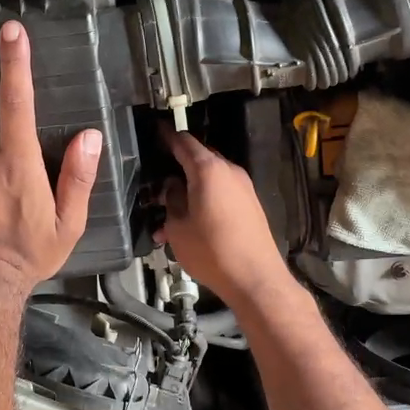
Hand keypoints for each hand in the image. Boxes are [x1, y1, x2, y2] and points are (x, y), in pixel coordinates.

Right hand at [155, 125, 291, 306]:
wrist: (255, 278)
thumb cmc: (211, 250)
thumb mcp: (178, 226)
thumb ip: (172, 199)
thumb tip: (172, 186)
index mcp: (208, 169)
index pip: (183, 141)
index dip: (166, 136)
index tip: (153, 131)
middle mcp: (228, 170)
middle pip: (198, 158)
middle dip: (176, 167)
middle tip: (156, 183)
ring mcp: (243, 187)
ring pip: (209, 179)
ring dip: (189, 190)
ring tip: (168, 217)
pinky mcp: (250, 204)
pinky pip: (222, 193)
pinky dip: (204, 200)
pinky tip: (189, 225)